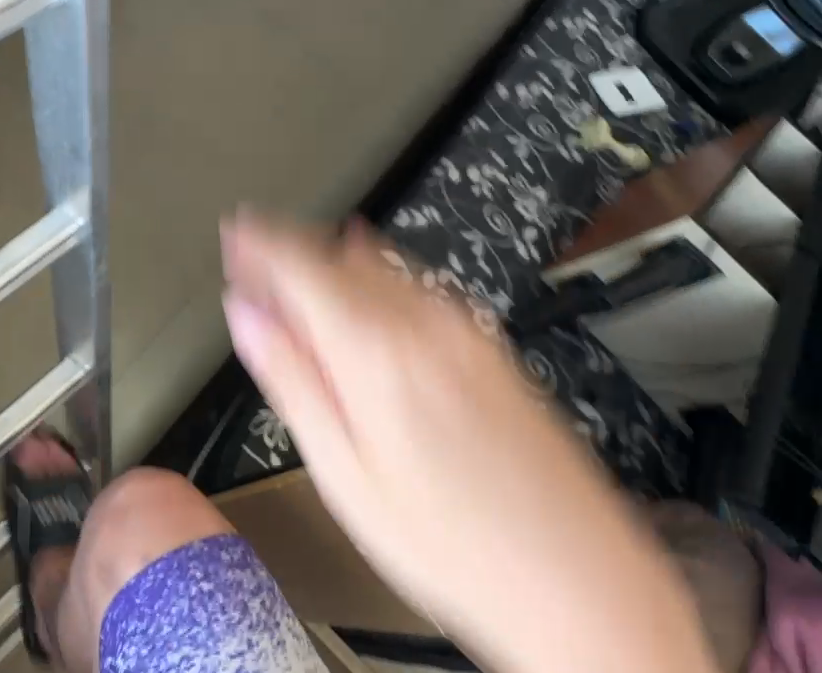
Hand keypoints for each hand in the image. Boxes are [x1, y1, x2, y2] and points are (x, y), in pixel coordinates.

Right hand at [220, 212, 716, 672]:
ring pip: (378, 265)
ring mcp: (465, 332)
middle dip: (287, 249)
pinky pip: (415, 285)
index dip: (259, 243)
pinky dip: (372, 277)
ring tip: (291, 271)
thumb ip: (291, 378)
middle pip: (338, 256)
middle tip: (249, 254)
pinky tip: (360, 288)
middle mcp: (424, 324)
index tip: (233, 233)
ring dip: (327, 259)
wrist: (587, 588)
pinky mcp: (490, 348)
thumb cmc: (454, 549)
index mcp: (377, 351)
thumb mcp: (344, 473)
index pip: (300, 264)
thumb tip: (245, 316)